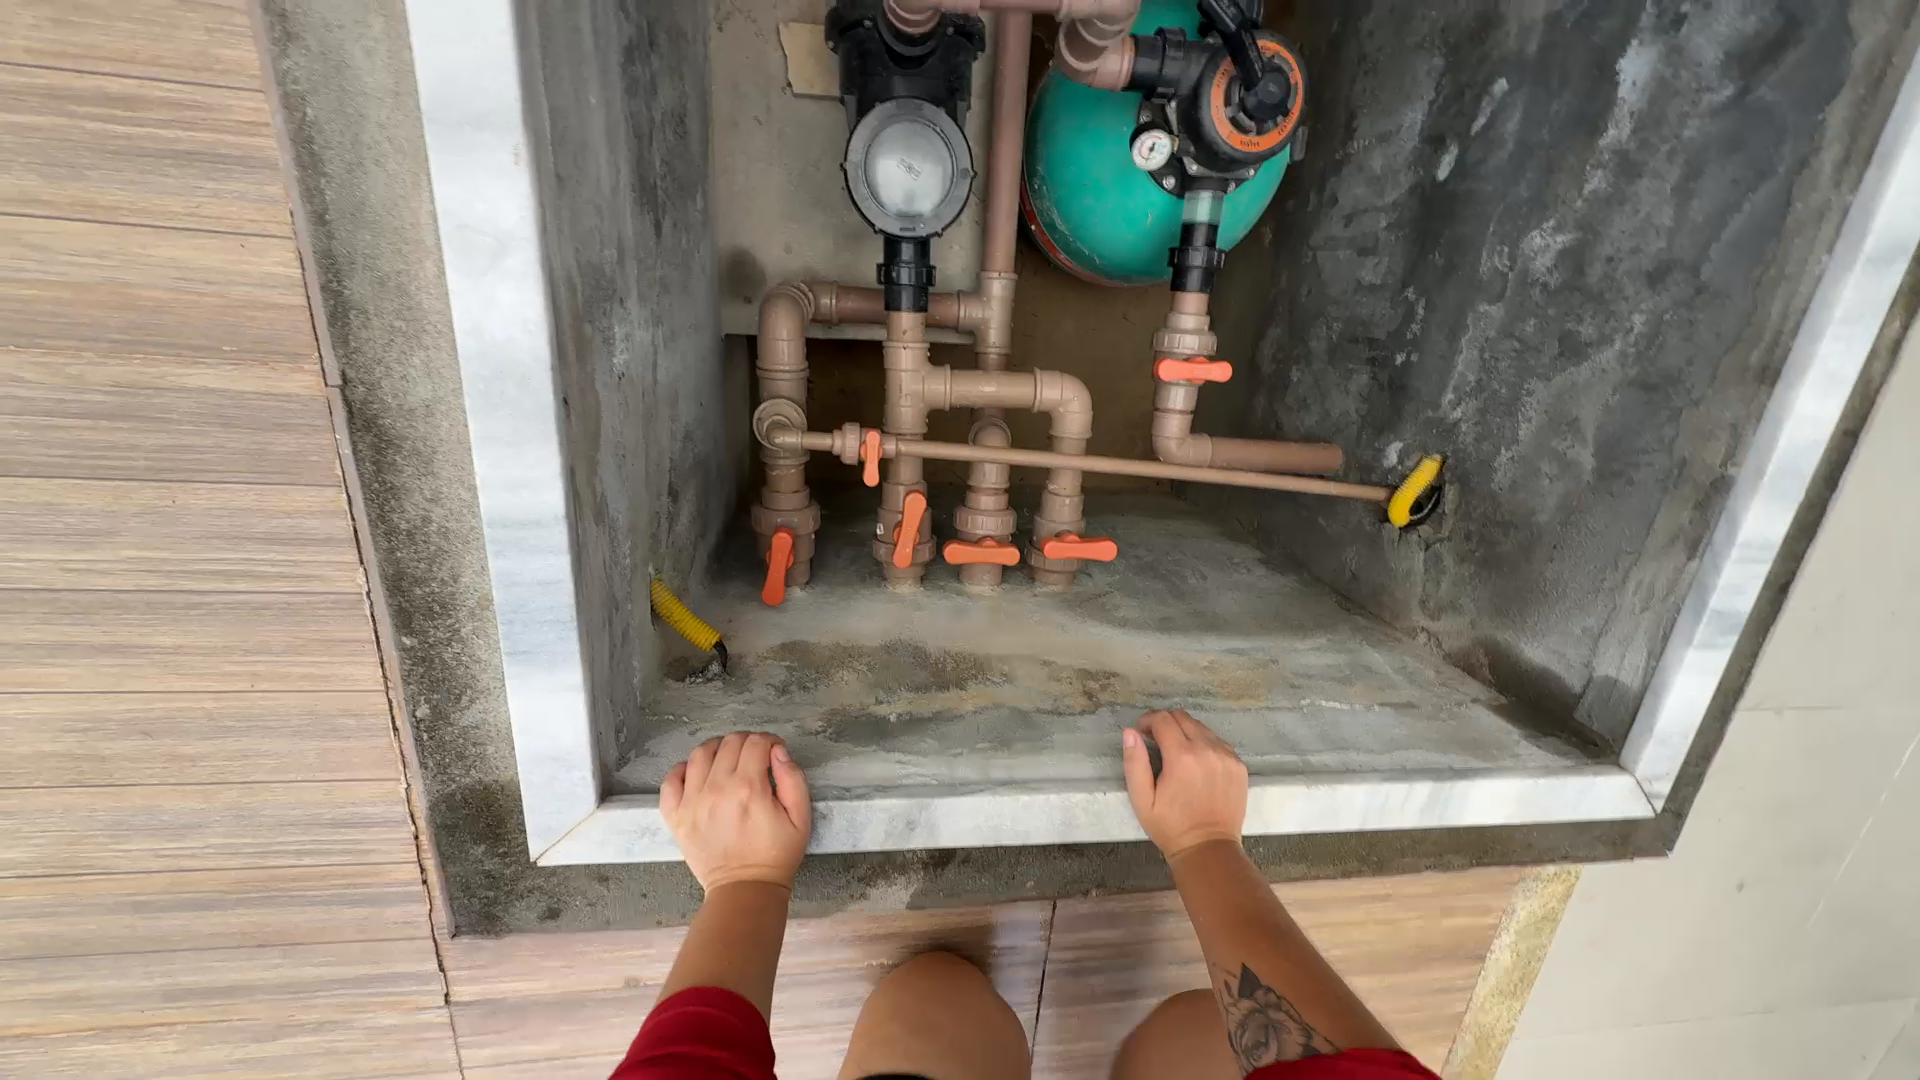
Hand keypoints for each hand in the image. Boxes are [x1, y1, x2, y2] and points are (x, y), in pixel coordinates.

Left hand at [660, 732, 811, 890]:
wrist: (744, 889)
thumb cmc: (777, 854)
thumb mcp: (801, 817)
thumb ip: (793, 778)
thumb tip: (777, 751)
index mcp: (749, 788)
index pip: (756, 742)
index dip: (770, 741)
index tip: (774, 752)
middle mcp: (717, 789)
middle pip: (730, 743)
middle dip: (747, 742)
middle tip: (756, 757)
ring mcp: (692, 802)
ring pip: (701, 753)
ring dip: (718, 749)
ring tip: (729, 761)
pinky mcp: (676, 816)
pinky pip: (671, 780)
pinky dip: (684, 769)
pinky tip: (700, 775)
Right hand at [1121, 709, 1248, 859]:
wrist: (1209, 849)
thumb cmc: (1170, 826)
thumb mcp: (1141, 799)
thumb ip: (1134, 762)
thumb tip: (1130, 732)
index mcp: (1182, 757)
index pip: (1163, 719)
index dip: (1148, 721)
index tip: (1142, 733)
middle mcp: (1207, 750)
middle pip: (1183, 717)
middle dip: (1165, 723)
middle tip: (1156, 741)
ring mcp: (1227, 757)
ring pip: (1201, 727)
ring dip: (1185, 732)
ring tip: (1176, 752)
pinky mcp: (1239, 766)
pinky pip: (1218, 741)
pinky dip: (1204, 743)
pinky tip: (1197, 762)